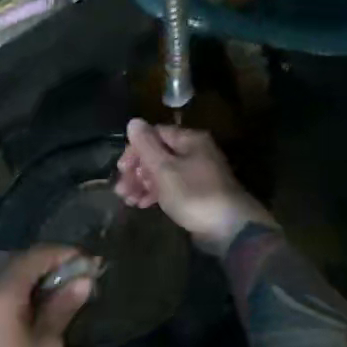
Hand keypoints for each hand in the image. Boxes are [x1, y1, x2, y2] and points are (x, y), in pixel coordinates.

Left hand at [0, 245, 92, 346]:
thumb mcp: (47, 343)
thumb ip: (61, 307)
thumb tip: (83, 280)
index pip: (32, 257)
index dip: (60, 254)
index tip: (86, 260)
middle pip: (10, 260)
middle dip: (41, 260)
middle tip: (70, 273)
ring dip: (23, 272)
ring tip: (52, 288)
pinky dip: (8, 286)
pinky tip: (27, 303)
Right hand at [116, 118, 274, 254]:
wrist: (225, 225)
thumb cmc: (192, 193)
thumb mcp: (164, 168)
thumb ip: (146, 145)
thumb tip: (133, 121)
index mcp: (189, 140)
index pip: (154, 135)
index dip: (134, 150)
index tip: (120, 169)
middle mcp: (193, 151)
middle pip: (156, 154)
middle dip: (135, 171)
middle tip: (121, 189)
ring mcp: (194, 172)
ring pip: (159, 172)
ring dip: (140, 184)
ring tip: (128, 200)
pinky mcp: (193, 191)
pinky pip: (168, 186)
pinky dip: (153, 193)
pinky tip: (142, 204)